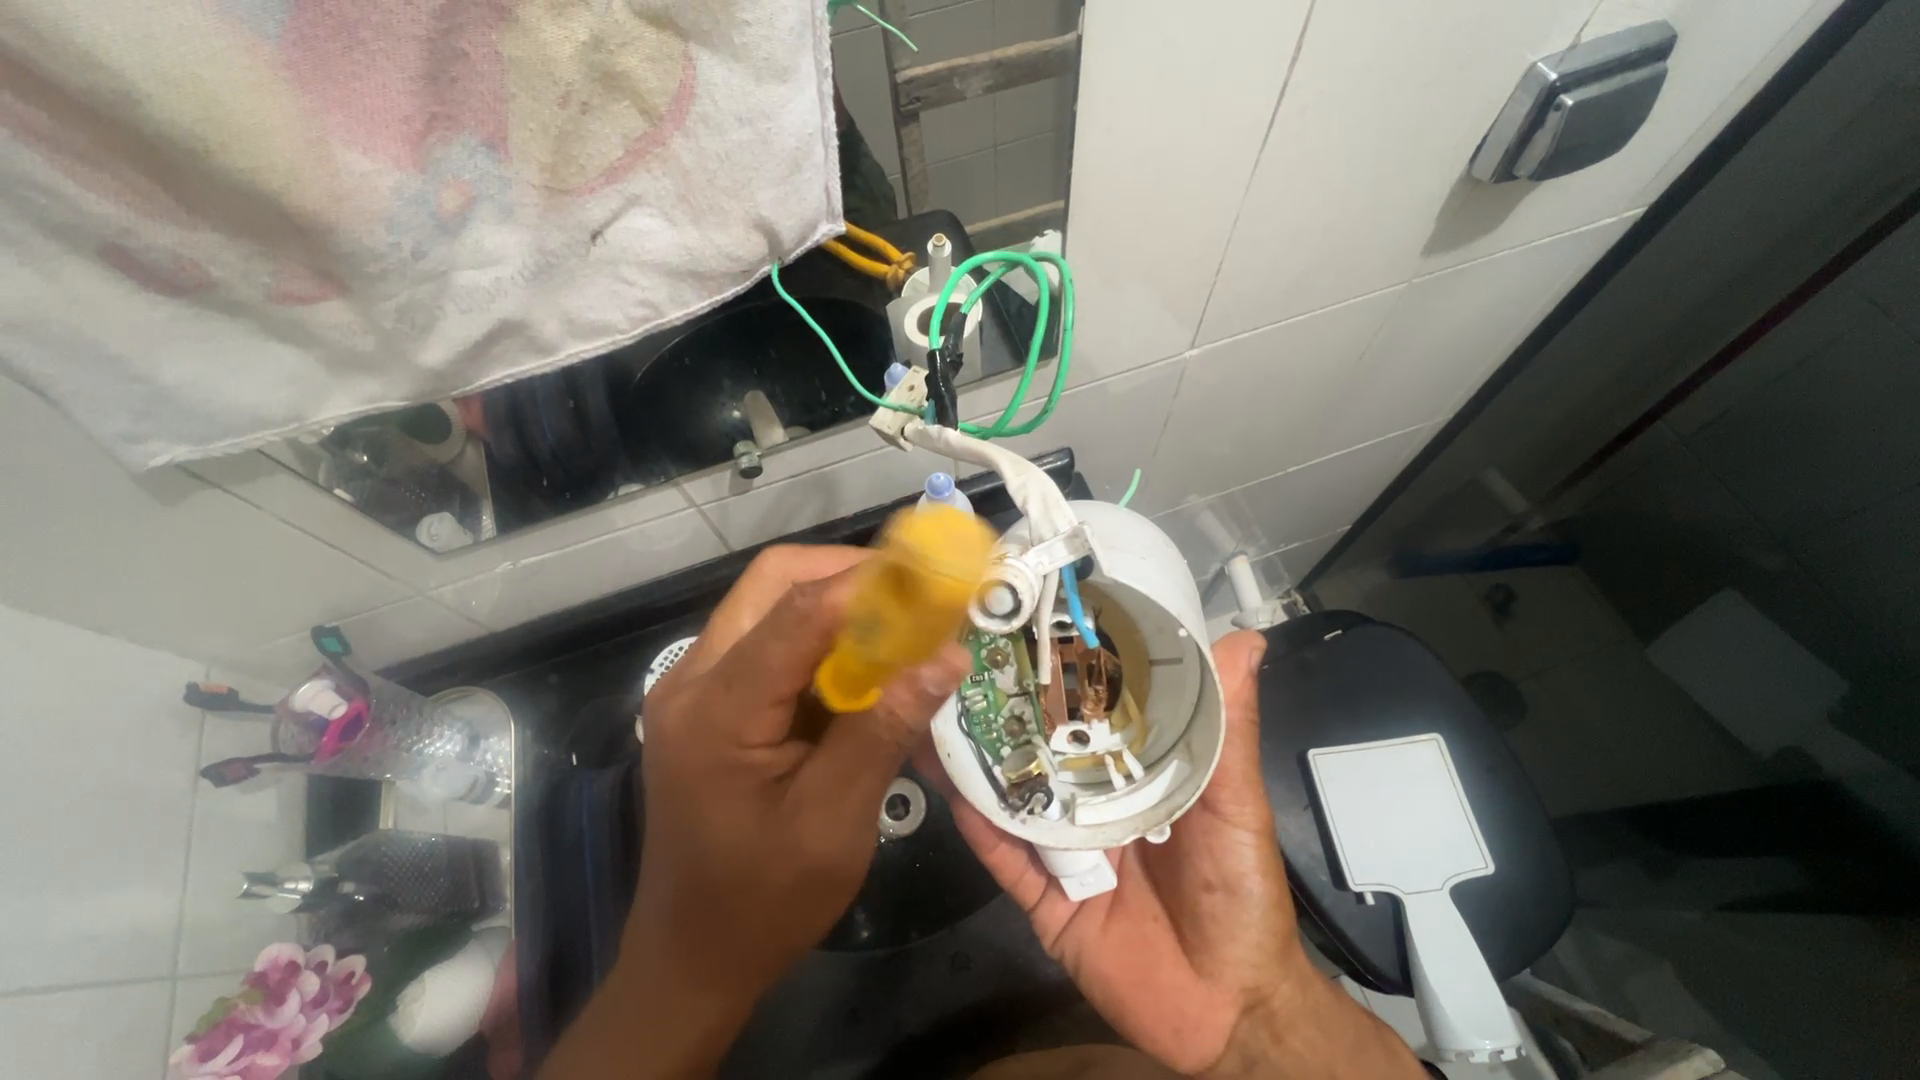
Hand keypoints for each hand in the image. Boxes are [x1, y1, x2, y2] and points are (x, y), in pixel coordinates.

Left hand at [538, 545, 971, 1079]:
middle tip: (915, 598)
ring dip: (836, 603)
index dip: (871, 582)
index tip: (936, 575)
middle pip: (772, 583)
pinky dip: (819, 637)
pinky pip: (767, 641)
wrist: (692, 956)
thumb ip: (884, 730)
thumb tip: (948, 655)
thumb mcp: (834, 821)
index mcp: (717, 709)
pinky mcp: (707, 704)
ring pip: (768, 604)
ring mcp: (693, 688)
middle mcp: (692, 679)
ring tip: (900, 626)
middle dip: (849, 575)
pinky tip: (861, 666)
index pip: (799, 611)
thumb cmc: (763, 900)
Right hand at [941, 630, 1423, 1078]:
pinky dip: (979, 827)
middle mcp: (1094, 805)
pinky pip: (1006, 859)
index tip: (1032, 625)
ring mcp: (1065, 852)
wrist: (1229, 1009)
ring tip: (939, 712)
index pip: (1093, 714)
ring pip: (1013, 799)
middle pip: (1041, 752)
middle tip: (964, 661)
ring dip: (978, 761)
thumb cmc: (1239, 893)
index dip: (1064, 673)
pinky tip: (950, 787)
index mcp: (1137, 776)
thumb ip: (1229, 731)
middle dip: (1006, 712)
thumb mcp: (1237, 805)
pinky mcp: (1044, 900)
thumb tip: (1246, 640)